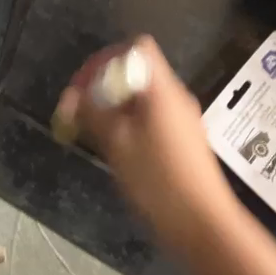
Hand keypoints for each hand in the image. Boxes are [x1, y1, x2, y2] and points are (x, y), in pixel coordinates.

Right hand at [56, 36, 234, 247]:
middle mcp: (175, 98)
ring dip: (113, 108)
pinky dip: (127, 125)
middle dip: (103, 87)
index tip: (82, 85)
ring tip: (91, 132)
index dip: (105, 59)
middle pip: (136, 74)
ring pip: (141, 99)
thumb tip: (72, 95)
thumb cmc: (159, 181)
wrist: (203, 225)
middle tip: (78, 112)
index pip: (137, 49)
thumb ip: (92, 113)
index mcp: (162, 91)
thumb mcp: (117, 144)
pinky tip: (114, 149)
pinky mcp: (182, 142)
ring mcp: (181, 121)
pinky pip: (149, 119)